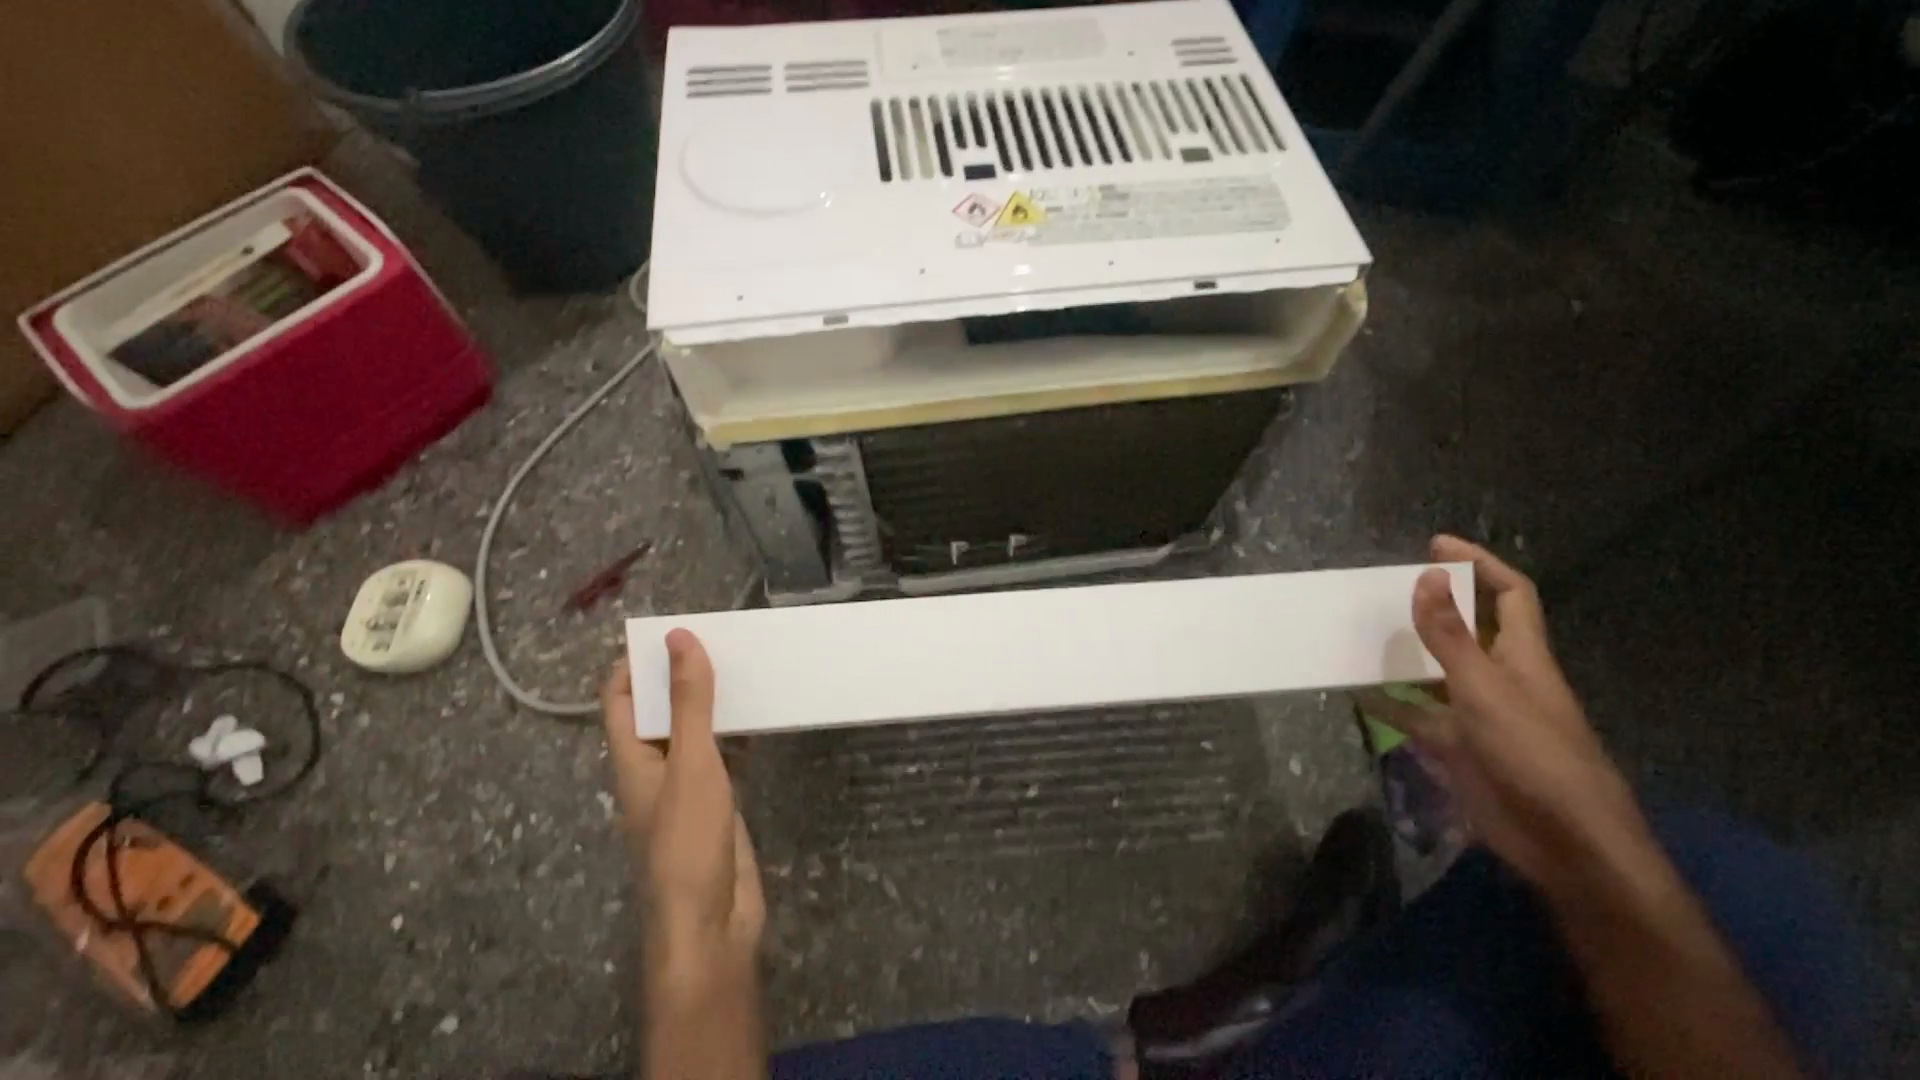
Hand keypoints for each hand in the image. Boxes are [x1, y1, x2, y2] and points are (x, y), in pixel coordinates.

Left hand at [600, 630, 764, 983]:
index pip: (618, 701)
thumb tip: (678, 637)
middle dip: (676, 679)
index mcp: (631, 761)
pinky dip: (734, 736)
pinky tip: (759, 721)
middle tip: (715, 641)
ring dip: (707, 706)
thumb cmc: (688, 842)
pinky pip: (720, 761)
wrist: (710, 924)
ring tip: (740, 669)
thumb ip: (689, 702)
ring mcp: (685, 794)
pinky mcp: (716, 811)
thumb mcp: (690, 763)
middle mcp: (653, 774)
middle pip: (655, 716)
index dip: (632, 665)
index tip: (665, 632)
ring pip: (690, 737)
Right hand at [1358, 536, 1651, 899]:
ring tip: (1360, 637)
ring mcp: (1479, 717)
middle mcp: (1500, 679)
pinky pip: (1418, 719)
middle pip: (1468, 631)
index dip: (1479, 565)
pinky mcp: (1461, 751)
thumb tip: (1427, 575)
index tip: (1436, 545)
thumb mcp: (1485, 689)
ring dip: (1404, 657)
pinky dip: (1390, 707)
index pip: (1509, 594)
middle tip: (1384, 591)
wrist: (1564, 841)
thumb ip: (1450, 636)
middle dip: (1433, 608)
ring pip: (1436, 675)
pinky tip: (1359, 696)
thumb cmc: (1535, 755)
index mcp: (1521, 656)